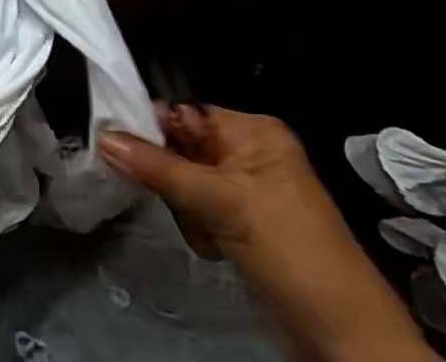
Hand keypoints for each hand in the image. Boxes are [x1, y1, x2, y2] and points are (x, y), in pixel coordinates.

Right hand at [100, 106, 439, 361]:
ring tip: (211, 233)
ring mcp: (241, 192)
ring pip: (181, 184)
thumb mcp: (223, 202)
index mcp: (253, 131)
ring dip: (186, 212)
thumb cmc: (289, 248)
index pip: (186, 113)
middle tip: (183, 201)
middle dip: (173, 178)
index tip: (114, 140)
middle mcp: (245, 153)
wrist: (339, 333)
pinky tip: (217, 249)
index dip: (151, 125)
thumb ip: (161, 169)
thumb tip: (106, 138)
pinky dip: (197, 231)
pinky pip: (194, 213)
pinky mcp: (236, 226)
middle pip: (179, 148)